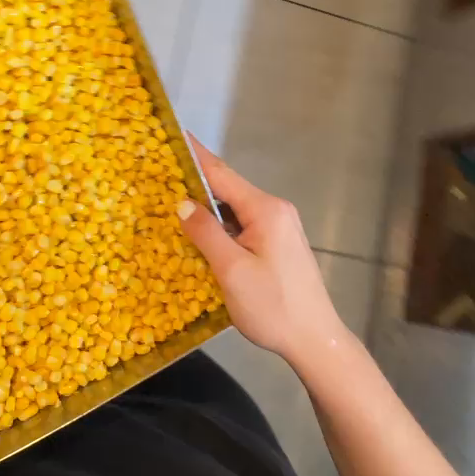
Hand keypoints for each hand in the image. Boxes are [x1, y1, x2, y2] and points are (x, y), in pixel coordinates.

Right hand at [176, 140, 352, 366]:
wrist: (315, 340)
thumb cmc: (273, 307)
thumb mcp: (232, 271)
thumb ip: (206, 233)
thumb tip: (183, 203)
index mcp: (265, 210)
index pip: (221, 174)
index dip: (194, 155)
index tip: (172, 135)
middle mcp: (275, 211)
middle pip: (228, 189)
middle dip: (195, 182)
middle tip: (160, 175)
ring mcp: (279, 228)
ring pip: (234, 210)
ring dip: (206, 208)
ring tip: (170, 203)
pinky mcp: (278, 246)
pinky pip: (243, 227)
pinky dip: (220, 227)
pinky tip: (199, 236)